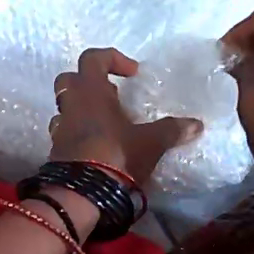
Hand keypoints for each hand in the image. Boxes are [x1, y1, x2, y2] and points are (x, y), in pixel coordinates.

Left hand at [49, 48, 202, 186]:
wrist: (81, 195)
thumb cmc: (116, 156)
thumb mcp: (150, 142)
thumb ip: (171, 130)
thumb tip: (196, 125)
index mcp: (90, 92)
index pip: (93, 58)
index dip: (112, 58)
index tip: (132, 73)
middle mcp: (70, 106)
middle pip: (70, 79)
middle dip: (89, 82)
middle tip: (112, 95)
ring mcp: (60, 130)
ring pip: (65, 108)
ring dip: (82, 110)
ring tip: (106, 124)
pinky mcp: (56, 152)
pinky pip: (65, 133)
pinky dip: (78, 134)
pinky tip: (97, 146)